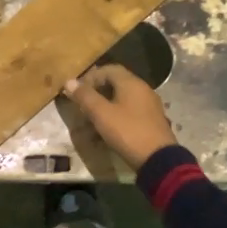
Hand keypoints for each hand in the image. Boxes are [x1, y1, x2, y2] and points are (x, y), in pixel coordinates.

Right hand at [62, 64, 178, 168]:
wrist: (157, 158)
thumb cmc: (127, 132)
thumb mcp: (101, 114)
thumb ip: (85, 97)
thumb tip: (69, 81)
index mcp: (131, 83)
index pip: (108, 69)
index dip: (90, 77)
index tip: (77, 91)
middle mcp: (142, 89)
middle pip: (116, 82)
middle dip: (97, 90)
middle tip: (83, 103)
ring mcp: (149, 105)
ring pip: (123, 97)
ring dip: (106, 103)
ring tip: (93, 117)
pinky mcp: (151, 119)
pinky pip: (130, 110)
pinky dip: (117, 113)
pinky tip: (109, 128)